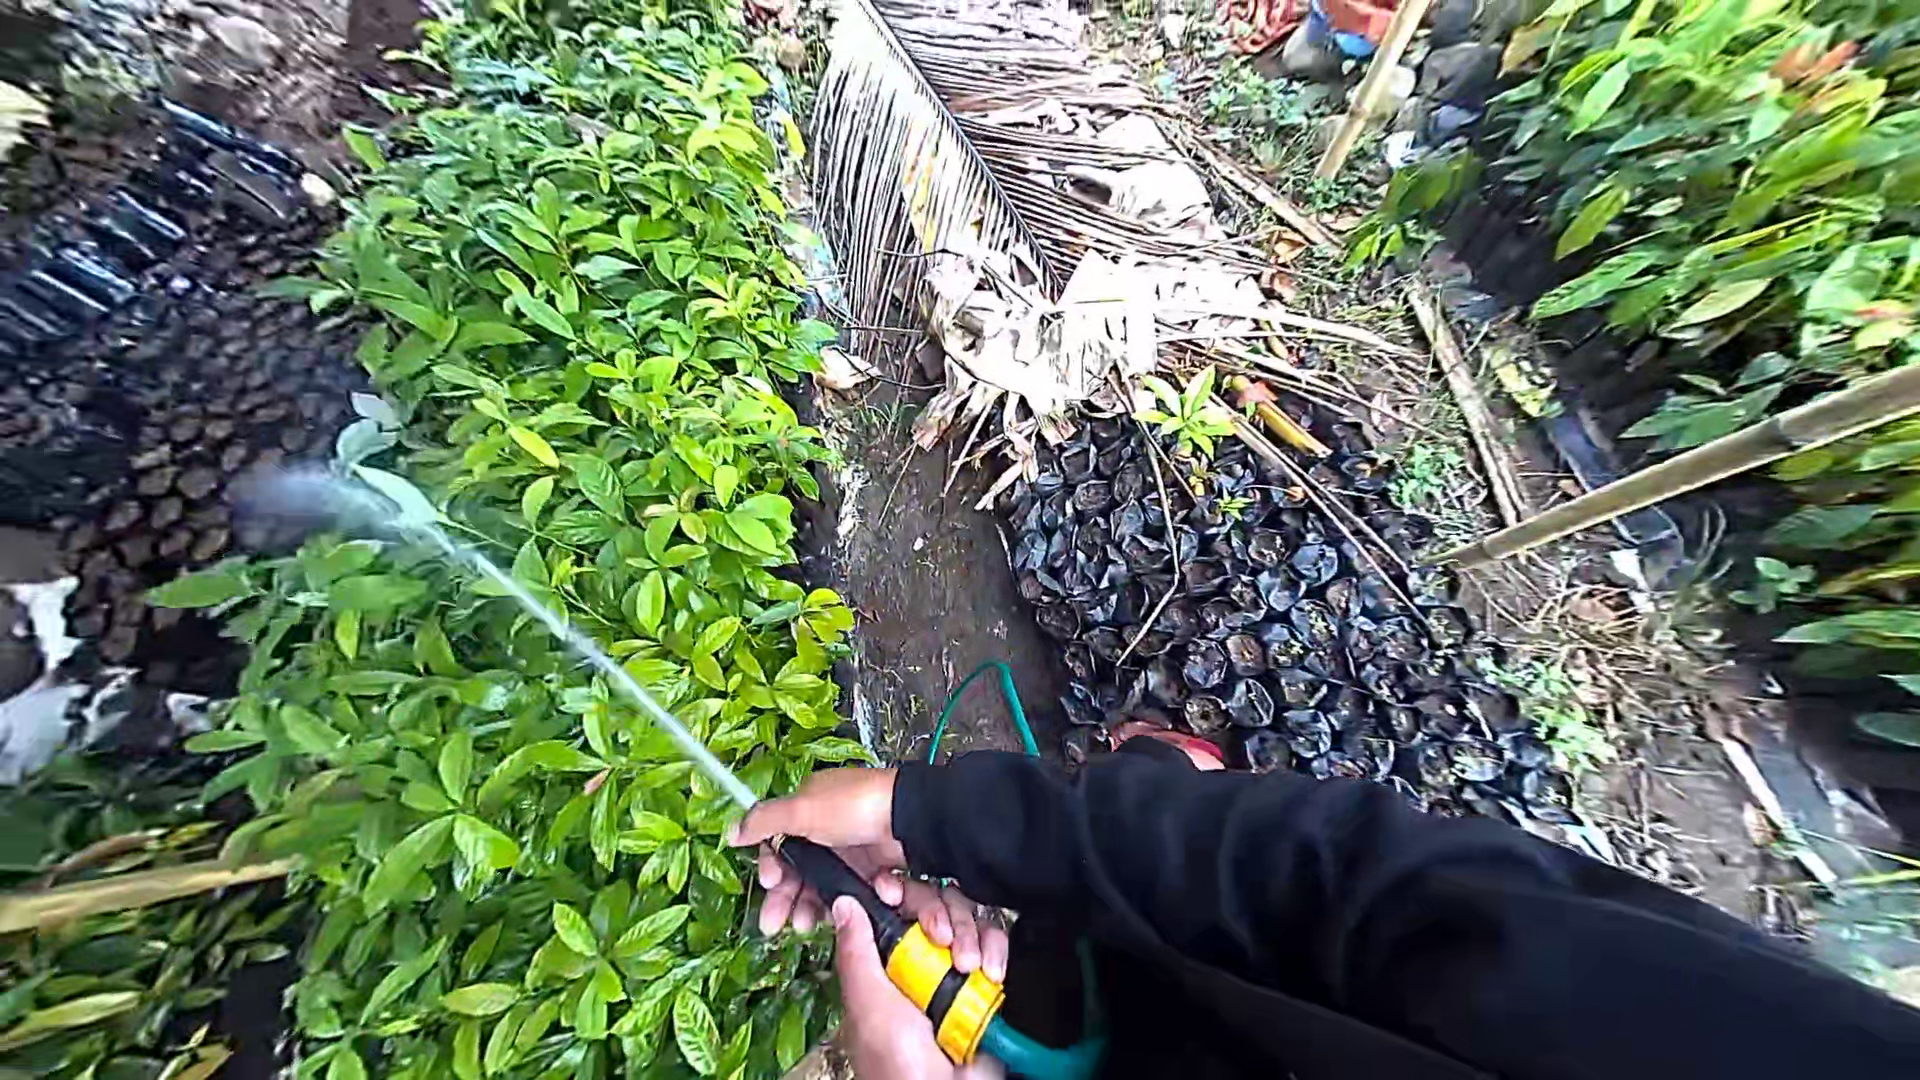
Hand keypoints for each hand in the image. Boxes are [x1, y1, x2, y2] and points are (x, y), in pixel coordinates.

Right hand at [729, 768, 1008, 979]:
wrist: (906, 819)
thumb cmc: (855, 806)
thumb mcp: (805, 809)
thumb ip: (767, 820)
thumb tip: (732, 830)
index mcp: (809, 805)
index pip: (777, 838)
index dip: (770, 863)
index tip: (768, 881)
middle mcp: (825, 826)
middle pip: (796, 868)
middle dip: (784, 896)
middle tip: (775, 924)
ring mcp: (847, 848)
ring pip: (818, 884)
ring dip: (807, 905)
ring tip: (804, 924)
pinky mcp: (867, 867)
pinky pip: (844, 890)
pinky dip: (839, 902)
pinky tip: (839, 910)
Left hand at [830, 896, 1004, 1079]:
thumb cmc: (900, 1069)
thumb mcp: (870, 1009)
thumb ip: (856, 955)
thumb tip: (843, 902)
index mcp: (888, 957)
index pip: (897, 902)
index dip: (901, 892)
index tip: (897, 895)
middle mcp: (921, 954)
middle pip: (934, 900)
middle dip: (941, 913)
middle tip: (943, 939)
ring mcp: (953, 964)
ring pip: (966, 914)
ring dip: (971, 934)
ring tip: (971, 966)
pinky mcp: (984, 976)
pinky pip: (992, 939)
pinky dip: (995, 948)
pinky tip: (991, 971)